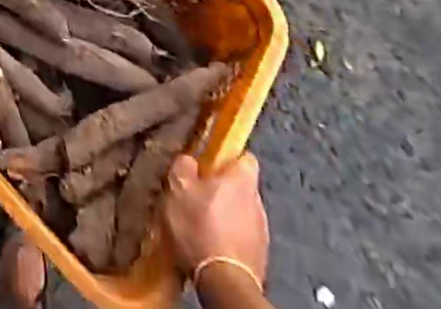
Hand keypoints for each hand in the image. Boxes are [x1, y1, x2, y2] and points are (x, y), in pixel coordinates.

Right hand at [163, 153, 267, 286]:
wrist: (224, 282)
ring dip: (224, 214)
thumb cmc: (200, 226)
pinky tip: (208, 244)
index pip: (245, 156)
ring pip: (240, 212)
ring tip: (199, 223)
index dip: (227, 157)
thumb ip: (184, 166)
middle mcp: (258, 202)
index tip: (208, 162)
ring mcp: (262, 231)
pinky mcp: (259, 256)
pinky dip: (227, 237)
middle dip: (221, 189)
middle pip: (240, 186)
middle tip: (195, 194)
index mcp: (241, 180)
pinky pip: (241, 236)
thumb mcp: (179, 188)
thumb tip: (190, 160)